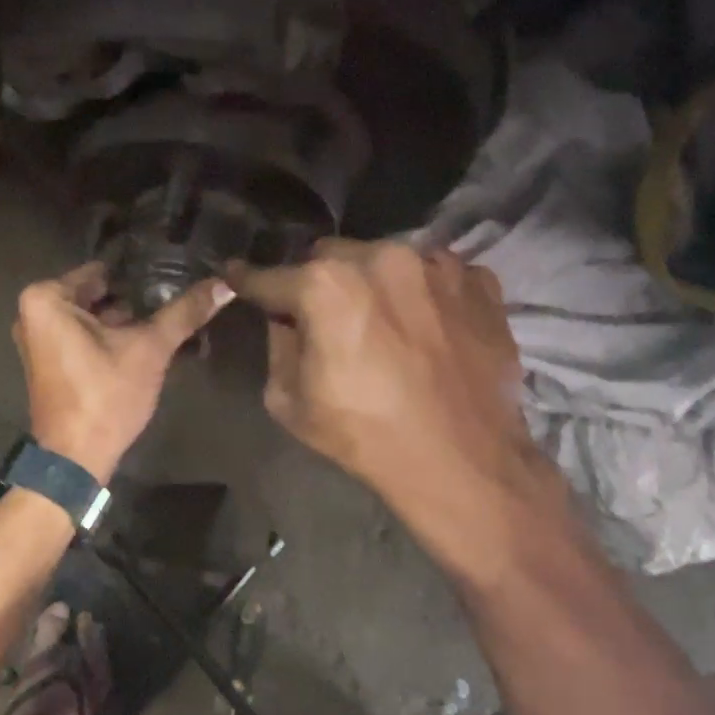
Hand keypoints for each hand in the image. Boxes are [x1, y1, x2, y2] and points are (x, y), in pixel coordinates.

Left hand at [13, 262, 234, 481]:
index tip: (174, 270)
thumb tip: (224, 284)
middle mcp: (33, 314)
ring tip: (171, 315)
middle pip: (96, 295)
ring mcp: (38, 341)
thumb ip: (183, 313)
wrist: (75, 459)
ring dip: (127, 321)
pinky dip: (111, 339)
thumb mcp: (148, 350)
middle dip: (135, 298)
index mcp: (45, 299)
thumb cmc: (104, 397)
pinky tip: (149, 340)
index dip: (140, 273)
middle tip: (178, 293)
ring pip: (92, 319)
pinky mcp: (49, 364)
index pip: (102, 271)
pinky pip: (84, 338)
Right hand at [230, 241, 566, 571]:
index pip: (271, 276)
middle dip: (318, 281)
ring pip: (386, 259)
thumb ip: (278, 348)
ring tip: (379, 323)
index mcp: (326, 286)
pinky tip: (422, 331)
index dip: (247, 281)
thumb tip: (285, 322)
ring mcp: (438, 264)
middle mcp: (383, 257)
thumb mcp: (288, 402)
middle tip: (321, 318)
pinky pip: (435, 276)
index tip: (235, 276)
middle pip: (331, 256)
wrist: (458, 458)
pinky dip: (421, 295)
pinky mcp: (480, 282)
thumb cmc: (362, 433)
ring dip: (372, 283)